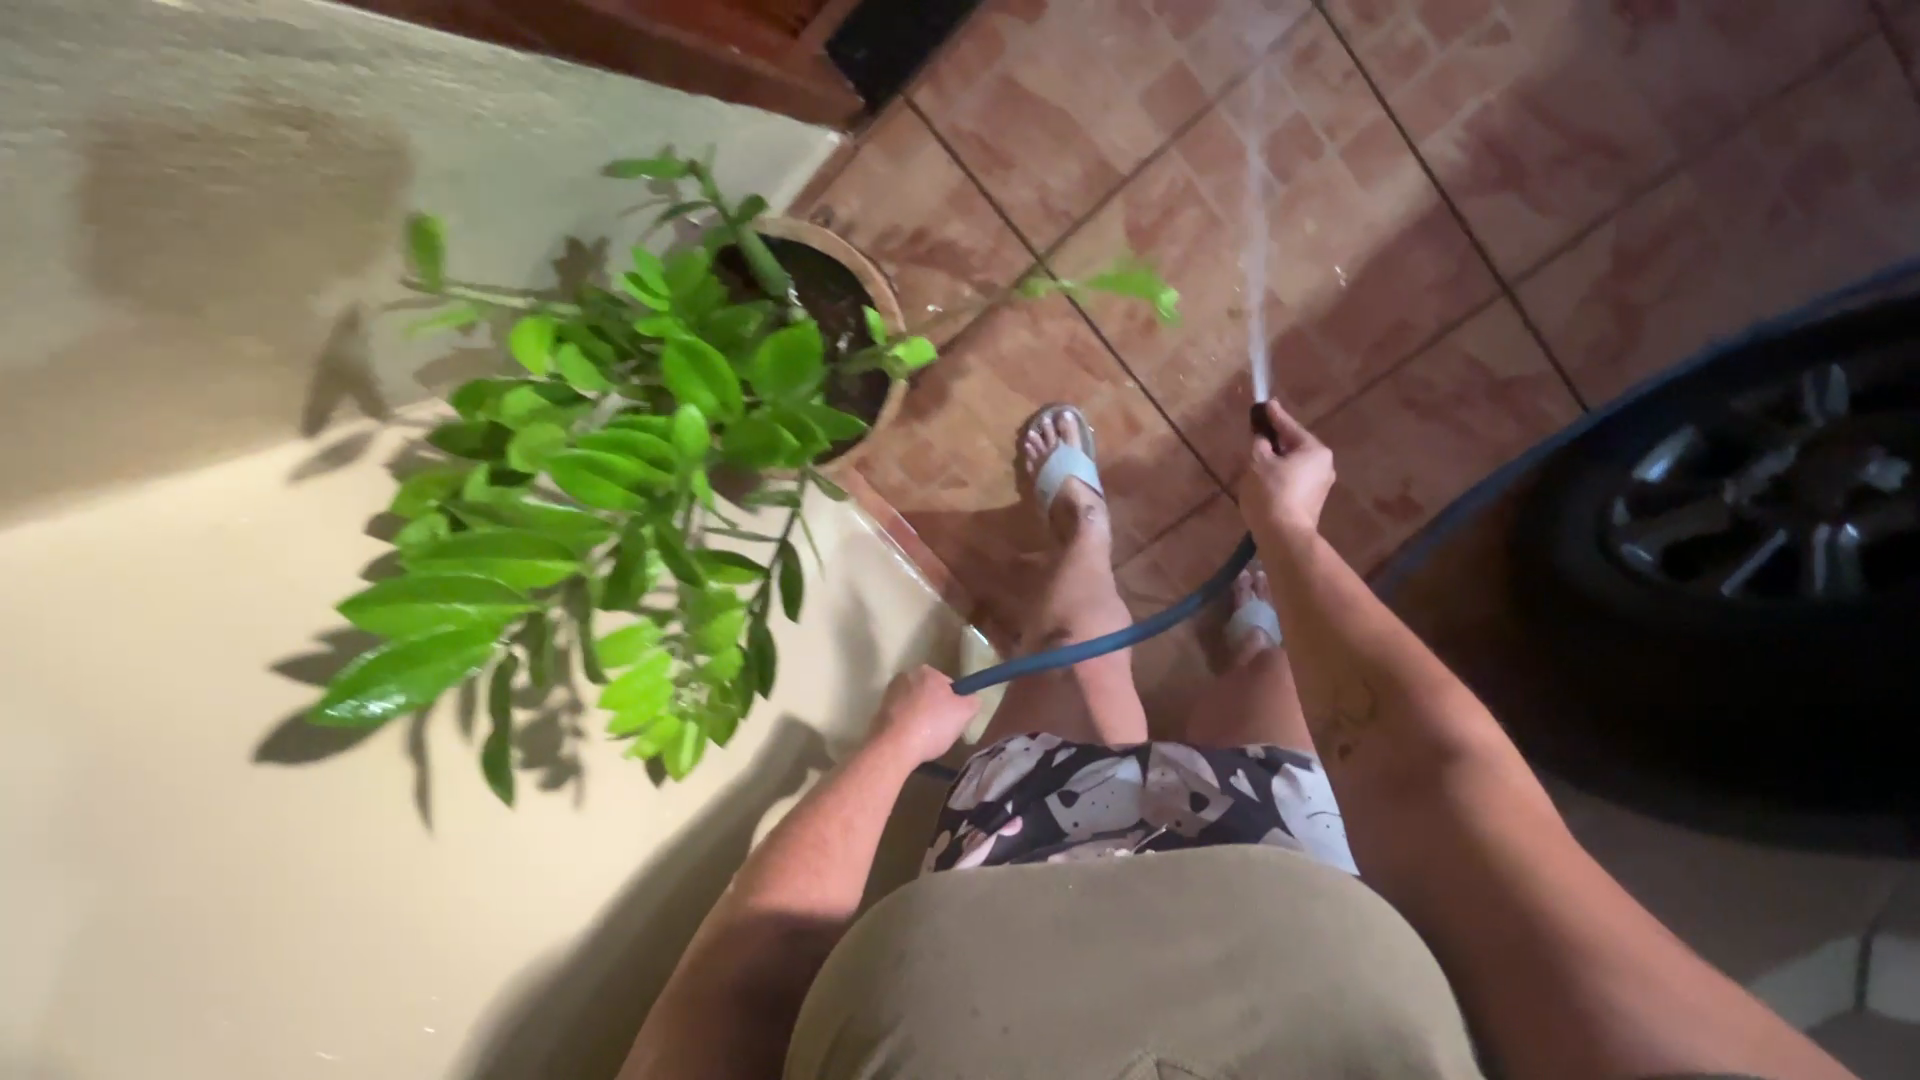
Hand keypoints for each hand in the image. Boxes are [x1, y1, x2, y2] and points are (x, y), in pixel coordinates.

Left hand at [872, 665, 976, 763]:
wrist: (894, 747)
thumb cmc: (932, 726)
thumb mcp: (965, 713)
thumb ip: (973, 700)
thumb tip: (971, 698)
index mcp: (927, 672)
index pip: (949, 685)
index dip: (954, 703)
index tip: (953, 720)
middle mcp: (906, 676)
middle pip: (930, 694)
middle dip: (936, 709)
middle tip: (941, 730)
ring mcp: (889, 693)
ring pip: (914, 705)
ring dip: (920, 717)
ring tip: (924, 738)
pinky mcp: (879, 710)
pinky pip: (900, 716)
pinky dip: (906, 726)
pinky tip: (910, 740)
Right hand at [1238, 399, 1334, 534]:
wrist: (1284, 535)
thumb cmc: (1271, 492)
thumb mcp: (1258, 462)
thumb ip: (1261, 444)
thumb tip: (1263, 438)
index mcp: (1314, 449)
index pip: (1290, 426)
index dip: (1274, 415)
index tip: (1266, 403)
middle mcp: (1324, 464)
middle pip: (1294, 445)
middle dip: (1276, 440)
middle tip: (1259, 432)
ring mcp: (1321, 484)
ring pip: (1294, 463)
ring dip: (1278, 459)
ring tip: (1259, 458)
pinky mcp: (1313, 501)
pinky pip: (1295, 479)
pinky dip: (1281, 475)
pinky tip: (1266, 478)